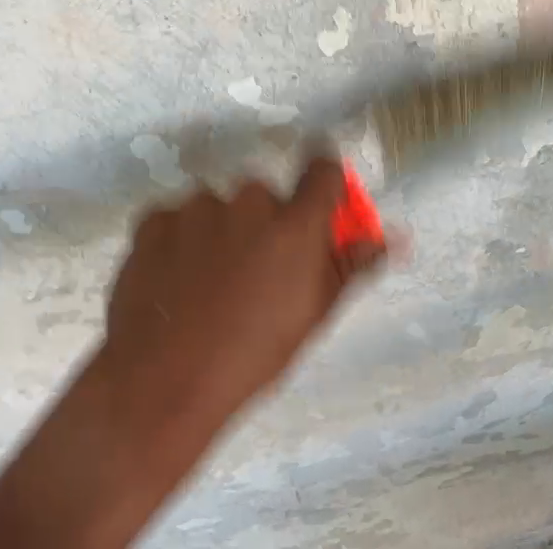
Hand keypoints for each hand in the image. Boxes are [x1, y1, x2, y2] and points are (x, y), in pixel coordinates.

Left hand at [97, 156, 384, 439]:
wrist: (162, 382)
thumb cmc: (253, 354)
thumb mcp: (315, 314)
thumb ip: (354, 264)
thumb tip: (398, 236)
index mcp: (297, 223)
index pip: (324, 169)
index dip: (322, 184)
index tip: (316, 207)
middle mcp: (250, 199)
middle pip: (265, 195)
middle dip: (263, 223)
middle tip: (254, 273)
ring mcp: (197, 205)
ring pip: (218, 208)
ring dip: (218, 231)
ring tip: (207, 285)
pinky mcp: (154, 217)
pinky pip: (175, 219)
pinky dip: (178, 242)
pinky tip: (173, 283)